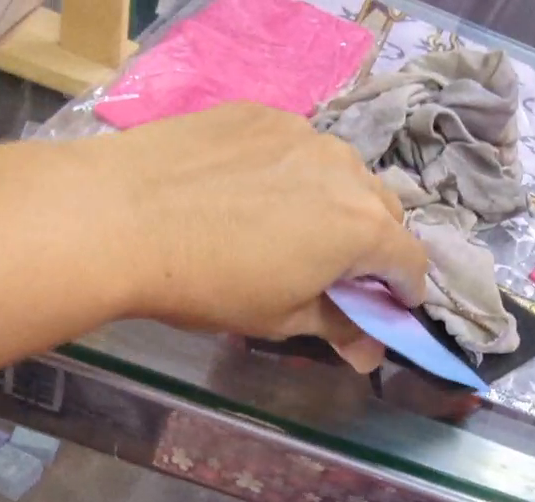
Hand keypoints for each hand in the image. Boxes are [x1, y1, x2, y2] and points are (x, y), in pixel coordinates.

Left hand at [89, 104, 427, 371]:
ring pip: (345, 174)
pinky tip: (255, 194)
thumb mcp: (282, 319)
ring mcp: (303, 133)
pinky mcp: (261, 114)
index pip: (412, 262)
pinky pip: (300, 148)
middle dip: (377, 247)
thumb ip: (338, 327)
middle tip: (339, 273)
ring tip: (295, 228)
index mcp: (362, 229)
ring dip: (340, 205)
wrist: (122, 216)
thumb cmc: (212, 283)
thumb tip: (369, 354)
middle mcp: (346, 171)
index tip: (387, 308)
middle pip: (386, 213)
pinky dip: (297, 175)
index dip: (405, 292)